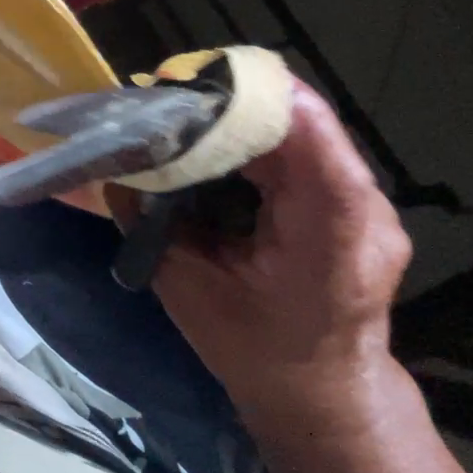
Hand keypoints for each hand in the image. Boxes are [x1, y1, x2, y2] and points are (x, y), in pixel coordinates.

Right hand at [152, 80, 412, 433]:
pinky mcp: (342, 201)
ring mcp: (360, 205)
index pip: (320, 160)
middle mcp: (361, 214)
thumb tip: (111, 169)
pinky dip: (248, 134)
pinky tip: (202, 131)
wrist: (318, 391)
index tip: (205, 81)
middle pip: (306, 132)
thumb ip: (152, 223)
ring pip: (301, 133)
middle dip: (235, 101)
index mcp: (333, 242)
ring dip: (238, 113)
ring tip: (175, 103)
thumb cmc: (253, 348)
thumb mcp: (185, 286)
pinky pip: (297, 150)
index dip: (270, 112)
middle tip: (164, 87)